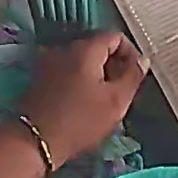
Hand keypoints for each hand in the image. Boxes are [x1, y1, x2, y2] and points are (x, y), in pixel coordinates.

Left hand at [16, 30, 147, 163]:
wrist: (35, 141)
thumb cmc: (80, 121)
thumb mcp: (115, 101)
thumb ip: (132, 77)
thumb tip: (142, 60)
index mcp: (84, 49)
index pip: (114, 36)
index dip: (130, 53)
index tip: (135, 75)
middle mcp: (64, 48)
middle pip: (97, 47)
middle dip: (114, 65)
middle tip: (122, 91)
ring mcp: (49, 62)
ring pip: (82, 60)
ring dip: (98, 74)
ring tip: (104, 100)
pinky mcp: (40, 77)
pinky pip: (68, 70)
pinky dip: (81, 80)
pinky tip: (84, 103)